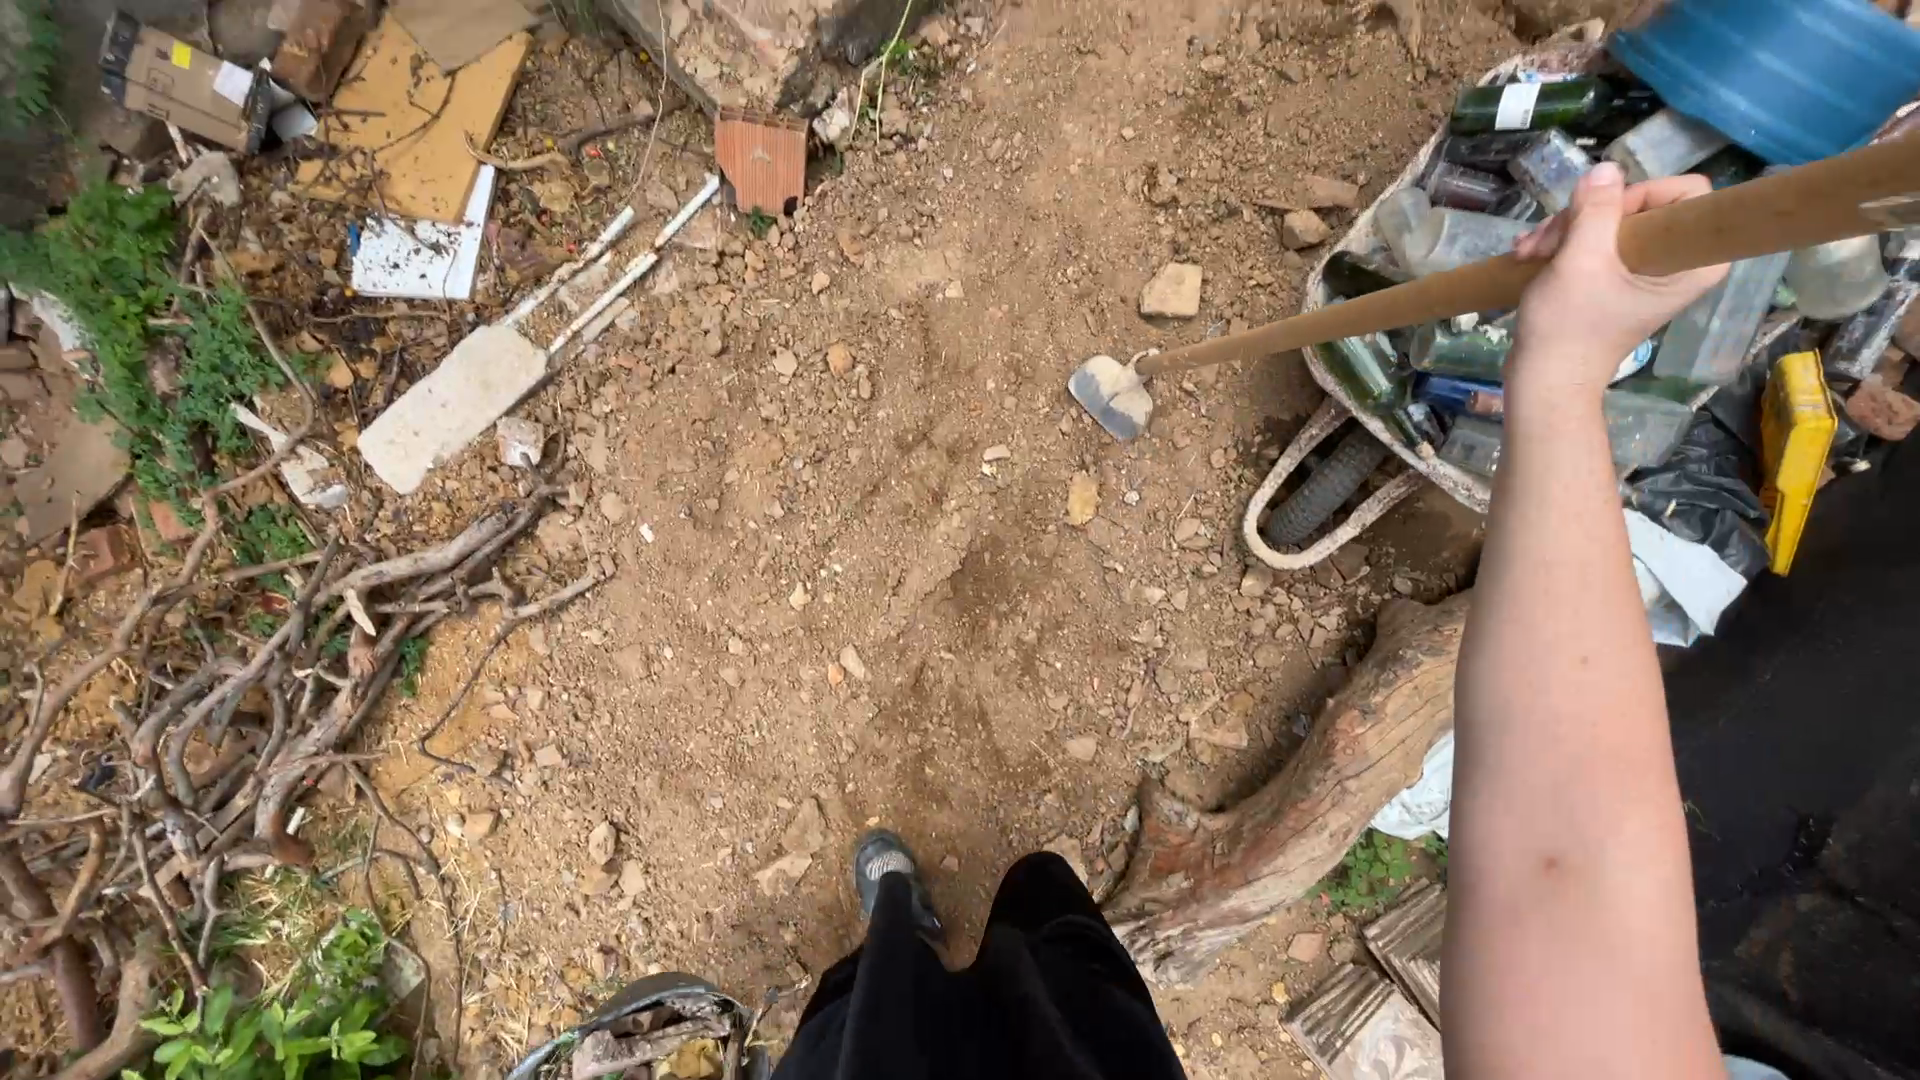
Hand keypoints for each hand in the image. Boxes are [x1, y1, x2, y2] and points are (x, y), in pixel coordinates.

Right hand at [1509, 162, 1727, 400]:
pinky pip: (1594, 248)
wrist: (1543, 380)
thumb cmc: (1568, 327)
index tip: (1590, 218)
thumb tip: (1604, 168)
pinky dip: (1560, 248)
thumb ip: (1595, 212)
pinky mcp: (1613, 286)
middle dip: (1582, 220)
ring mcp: (1642, 275)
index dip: (1634, 196)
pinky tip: (1528, 256)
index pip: (1683, 194)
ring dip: (1561, 234)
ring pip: (1607, 227)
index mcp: (1693, 260)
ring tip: (1525, 253)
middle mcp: (1677, 263)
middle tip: (1540, 242)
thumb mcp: (1579, 263)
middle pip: (1637, 209)